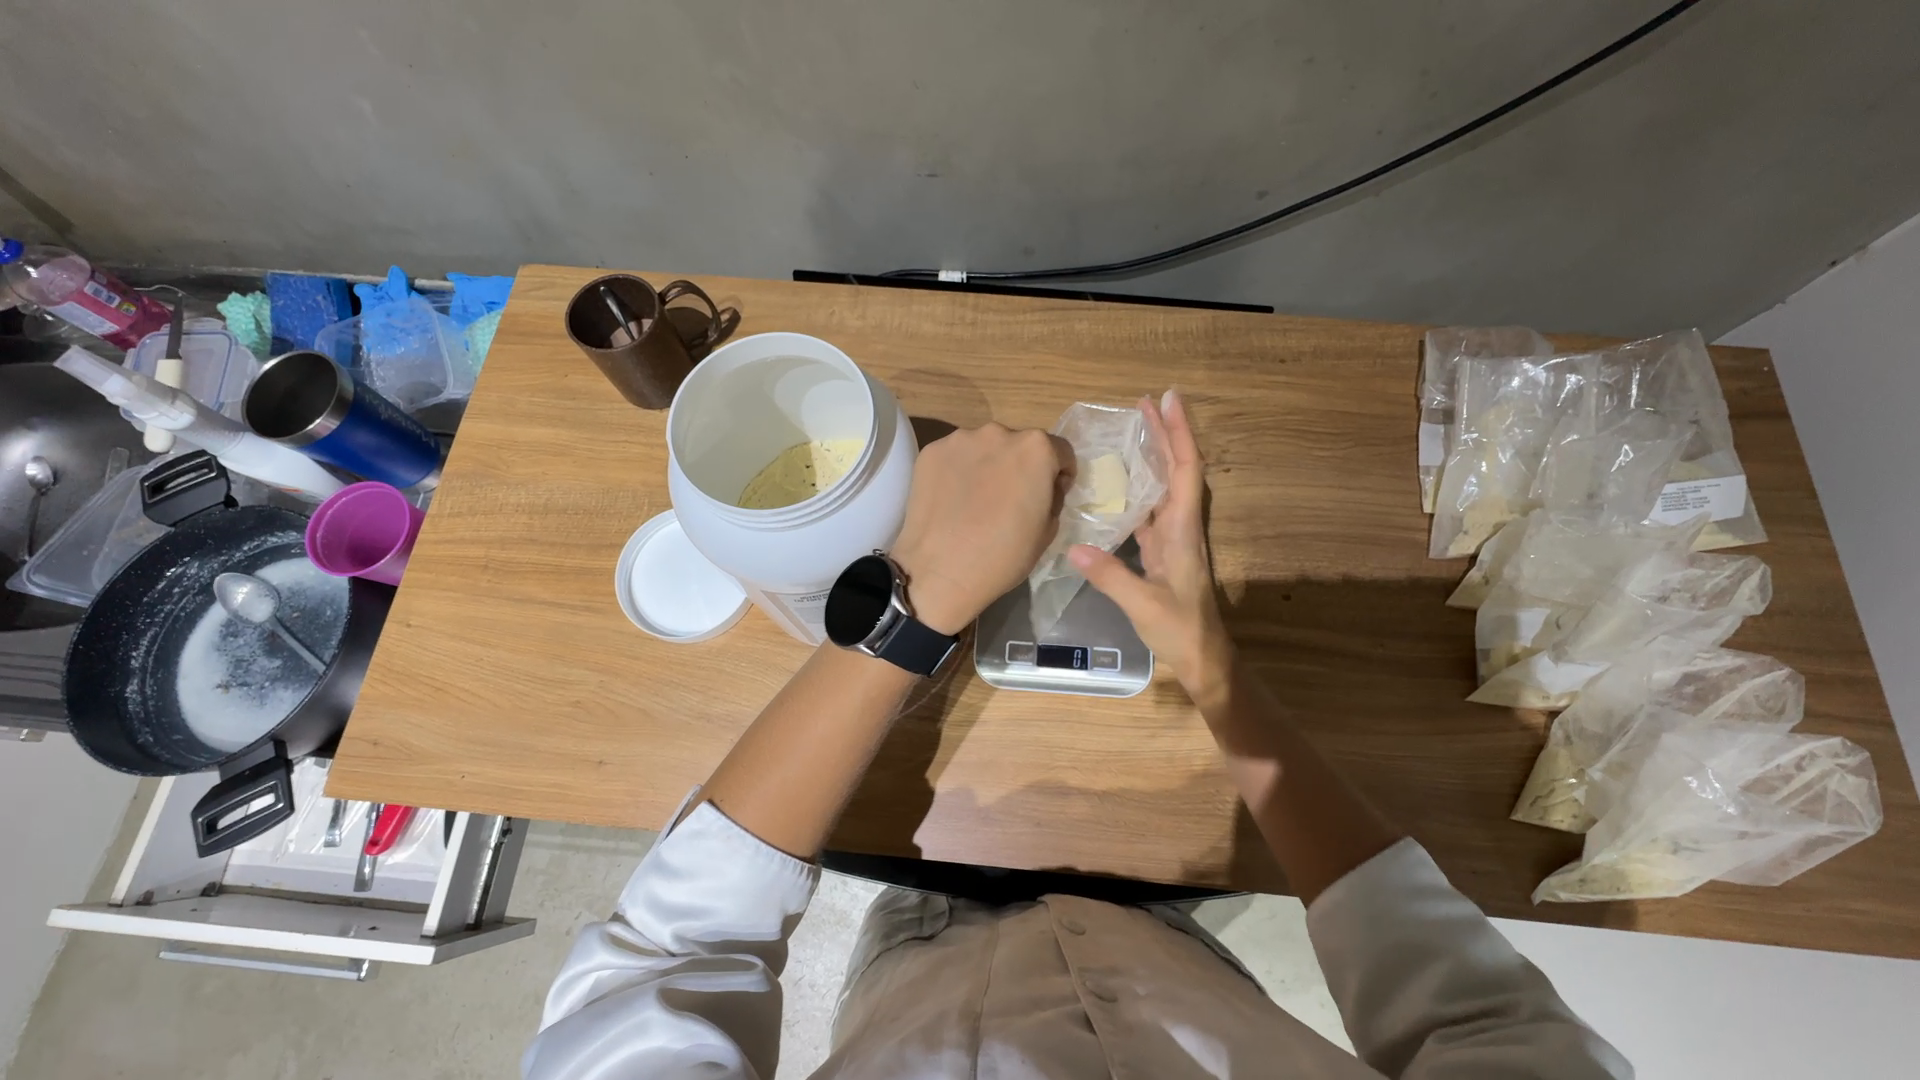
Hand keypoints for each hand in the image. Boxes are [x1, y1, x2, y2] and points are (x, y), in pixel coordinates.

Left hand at [892, 423, 1075, 634]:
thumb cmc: (1004, 555)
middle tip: (1010, 500)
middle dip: (1020, 467)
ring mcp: (960, 440)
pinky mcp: (930, 452)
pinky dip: (958, 472)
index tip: (1049, 495)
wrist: (942, 571)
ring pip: (984, 449)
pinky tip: (952, 501)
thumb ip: (1052, 496)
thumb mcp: (1049, 530)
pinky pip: (954, 457)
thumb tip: (1042, 488)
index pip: (1060, 451)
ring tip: (976, 501)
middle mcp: (998, 433)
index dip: (1059, 474)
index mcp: (1036, 448)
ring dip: (987, 466)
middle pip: (1018, 445)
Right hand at [1069, 390, 1234, 706]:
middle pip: (1177, 468)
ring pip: (1164, 486)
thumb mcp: (1144, 605)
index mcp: (1183, 530)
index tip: (1167, 399)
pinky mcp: (1162, 553)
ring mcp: (1173, 539)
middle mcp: (1181, 526)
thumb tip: (1074, 548)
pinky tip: (1120, 482)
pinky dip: (1139, 488)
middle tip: (1143, 402)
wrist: (1203, 657)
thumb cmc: (1180, 630)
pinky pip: (1151, 509)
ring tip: (1132, 430)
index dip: (1179, 432)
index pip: (1186, 469)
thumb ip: (1110, 576)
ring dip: (1153, 456)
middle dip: (1164, 433)